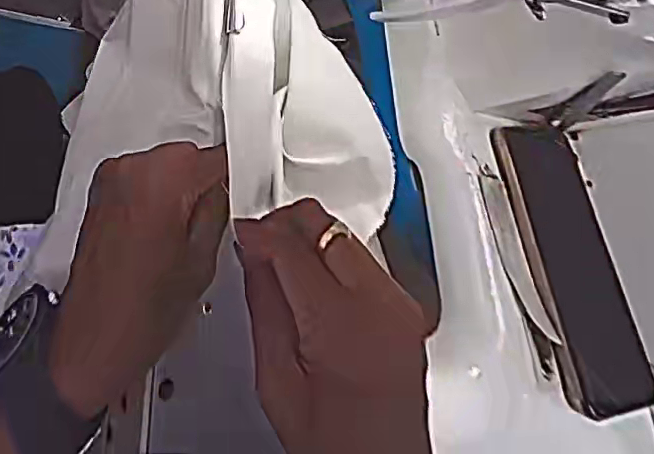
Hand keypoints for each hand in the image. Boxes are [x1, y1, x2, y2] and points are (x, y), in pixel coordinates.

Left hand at [48, 142, 228, 417]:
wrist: (90, 341)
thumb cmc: (136, 314)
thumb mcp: (202, 260)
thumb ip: (219, 209)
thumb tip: (224, 188)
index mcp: (163, 177)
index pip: (216, 157)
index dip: (234, 176)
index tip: (240, 188)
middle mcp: (133, 168)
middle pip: (188, 157)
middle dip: (202, 184)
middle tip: (207, 224)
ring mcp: (112, 177)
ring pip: (164, 165)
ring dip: (176, 189)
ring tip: (175, 238)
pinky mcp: (99, 190)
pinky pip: (140, 178)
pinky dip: (152, 195)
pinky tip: (156, 234)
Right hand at [235, 199, 431, 453]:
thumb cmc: (339, 447)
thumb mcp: (278, 384)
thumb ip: (264, 309)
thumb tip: (254, 260)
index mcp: (340, 322)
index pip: (291, 246)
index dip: (259, 231)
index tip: (244, 231)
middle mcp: (379, 302)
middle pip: (325, 224)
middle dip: (286, 222)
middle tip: (261, 236)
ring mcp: (400, 302)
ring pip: (346, 234)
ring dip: (312, 236)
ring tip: (285, 259)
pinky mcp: (409, 307)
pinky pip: (365, 259)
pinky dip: (336, 255)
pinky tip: (316, 277)